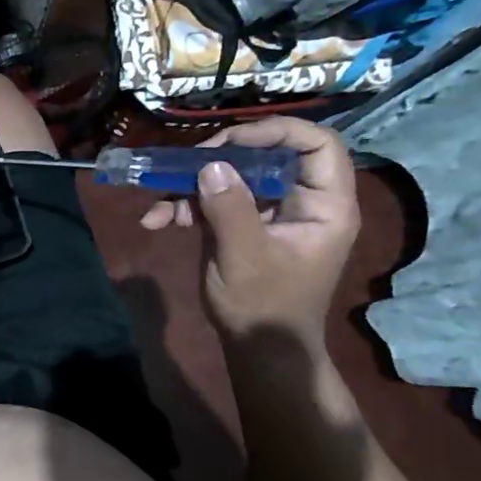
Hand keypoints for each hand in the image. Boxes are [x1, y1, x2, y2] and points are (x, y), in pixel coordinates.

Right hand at [140, 118, 358, 347]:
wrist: (257, 348)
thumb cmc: (264, 307)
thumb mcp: (246, 257)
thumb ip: (231, 208)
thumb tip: (211, 165)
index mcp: (323, 205)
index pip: (317, 145)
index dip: (277, 132)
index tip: (232, 141)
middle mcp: (300, 201)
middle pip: (267, 155)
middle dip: (222, 157)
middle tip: (188, 164)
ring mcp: (268, 212)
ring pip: (234, 176)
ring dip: (192, 184)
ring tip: (161, 200)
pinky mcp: (241, 223)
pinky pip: (214, 199)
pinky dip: (184, 206)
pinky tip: (156, 220)